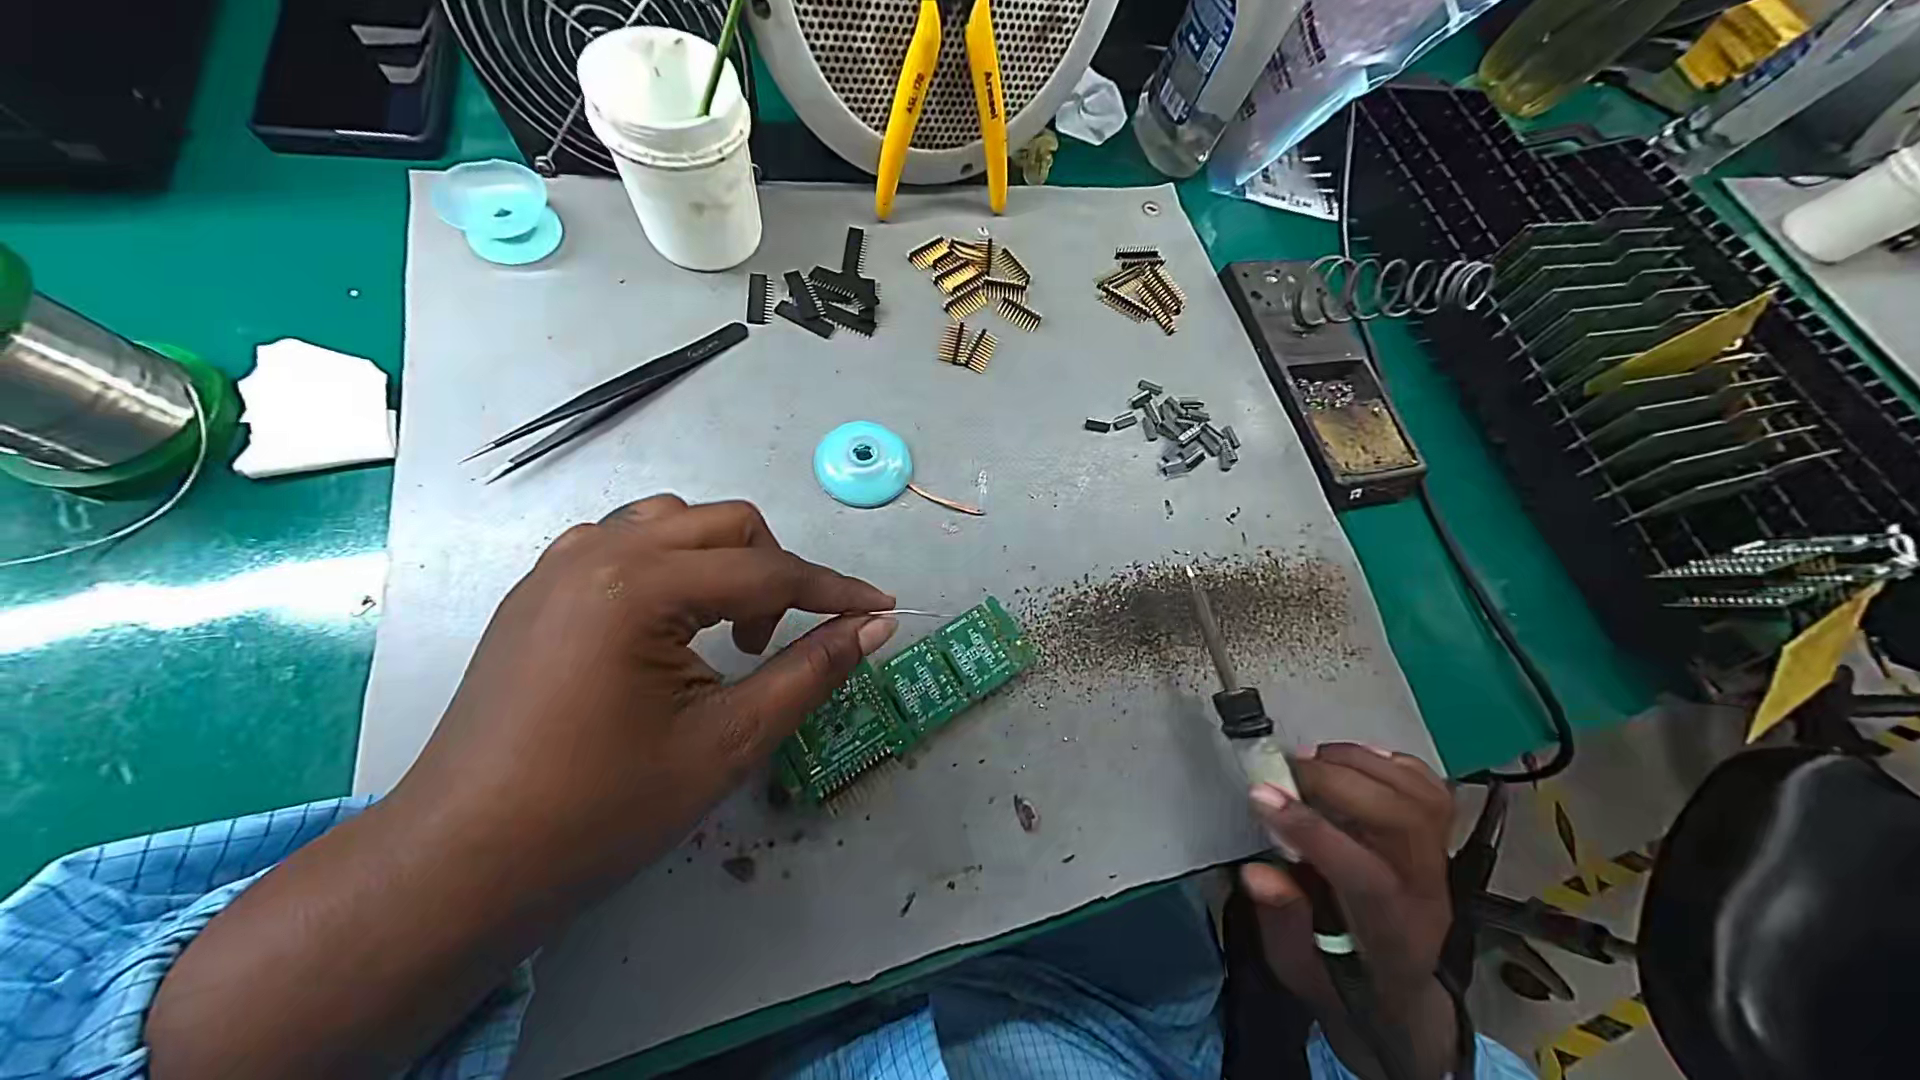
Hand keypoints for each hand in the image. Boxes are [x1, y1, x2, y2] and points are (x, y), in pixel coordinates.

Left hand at [153, 495, 900, 1079]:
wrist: (462, 865)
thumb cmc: (602, 811)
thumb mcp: (727, 743)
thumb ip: (810, 672)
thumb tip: (875, 627)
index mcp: (641, 586)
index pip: (769, 570)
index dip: (836, 591)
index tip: (882, 607)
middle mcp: (598, 552)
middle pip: (726, 525)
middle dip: (776, 572)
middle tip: (778, 641)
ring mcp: (559, 566)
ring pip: (673, 523)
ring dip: (722, 561)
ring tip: (723, 629)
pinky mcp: (538, 590)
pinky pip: (622, 541)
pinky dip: (668, 563)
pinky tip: (667, 618)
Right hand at [1242, 743, 1458, 1079]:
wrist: (1400, 1000)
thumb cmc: (1342, 983)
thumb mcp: (1300, 971)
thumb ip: (1283, 924)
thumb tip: (1259, 873)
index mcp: (1390, 935)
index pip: (1365, 874)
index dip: (1310, 829)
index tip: (1260, 796)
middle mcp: (1425, 893)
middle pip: (1400, 821)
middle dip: (1334, 783)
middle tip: (1282, 771)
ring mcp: (1439, 865)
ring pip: (1419, 797)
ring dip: (1359, 764)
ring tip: (1309, 759)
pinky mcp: (1438, 843)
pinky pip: (1432, 790)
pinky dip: (1390, 763)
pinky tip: (1350, 761)